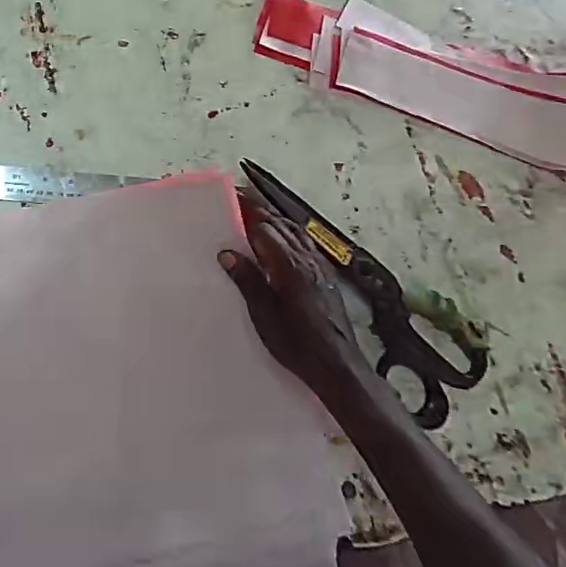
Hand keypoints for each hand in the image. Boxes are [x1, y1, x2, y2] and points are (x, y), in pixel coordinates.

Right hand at [219, 191, 369, 397]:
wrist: (337, 367)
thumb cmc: (298, 345)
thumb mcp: (264, 315)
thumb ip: (248, 281)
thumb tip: (228, 253)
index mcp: (290, 266)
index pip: (265, 229)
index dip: (247, 213)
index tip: (231, 200)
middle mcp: (307, 261)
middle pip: (282, 225)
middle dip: (260, 210)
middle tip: (239, 200)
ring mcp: (319, 269)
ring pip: (296, 233)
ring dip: (275, 220)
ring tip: (256, 215)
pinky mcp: (325, 279)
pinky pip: (305, 245)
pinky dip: (289, 234)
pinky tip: (280, 242)